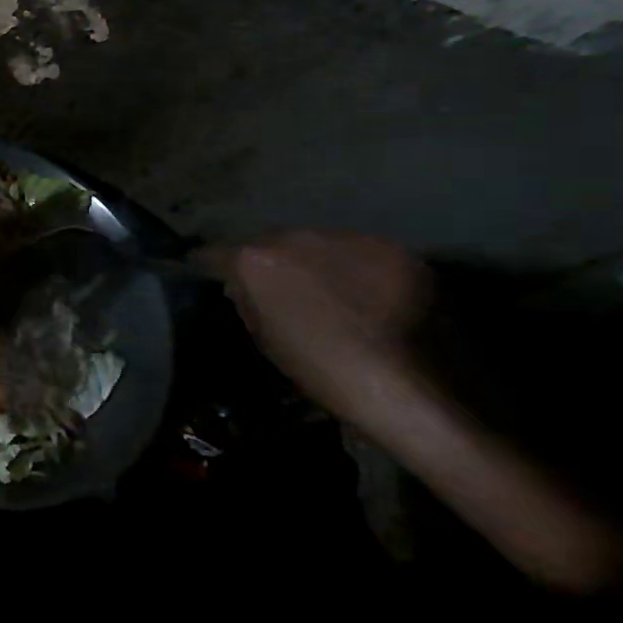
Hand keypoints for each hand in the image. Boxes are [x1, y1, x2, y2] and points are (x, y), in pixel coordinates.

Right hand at [192, 231, 433, 428]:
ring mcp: (344, 236)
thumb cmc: (324, 372)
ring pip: (314, 243)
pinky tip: (367, 296)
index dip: (208, 266)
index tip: (209, 276)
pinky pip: (358, 251)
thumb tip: (240, 285)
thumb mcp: (266, 341)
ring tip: (326, 292)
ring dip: (311, 261)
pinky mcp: (391, 246)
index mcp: (255, 261)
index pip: (212, 253)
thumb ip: (247, 301)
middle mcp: (294, 235)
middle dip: (267, 261)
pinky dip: (354, 268)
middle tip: (278, 290)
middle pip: (267, 241)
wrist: (414, 386)